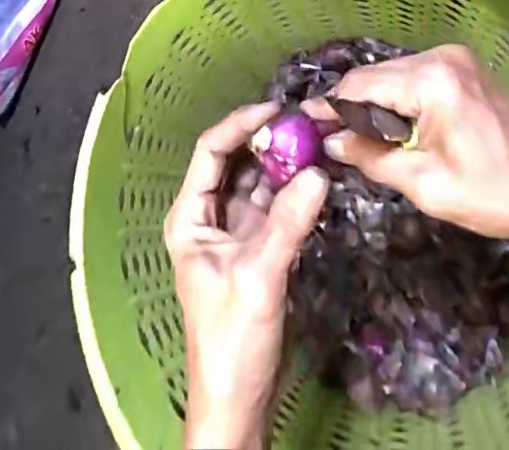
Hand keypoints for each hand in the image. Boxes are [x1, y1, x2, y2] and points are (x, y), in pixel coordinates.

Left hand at [165, 102, 328, 449]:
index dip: (239, 125)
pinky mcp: (256, 248)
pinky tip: (314, 178)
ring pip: (256, 183)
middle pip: (234, 163)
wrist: (238, 399)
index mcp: (190, 215)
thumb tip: (318, 174)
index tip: (275, 109)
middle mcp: (208, 215)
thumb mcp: (259, 276)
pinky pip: (273, 207)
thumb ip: (288, 223)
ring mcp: (234, 231)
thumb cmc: (231, 339)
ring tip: (313, 142)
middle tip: (302, 123)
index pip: (210, 152)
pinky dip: (292, 192)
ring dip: (281, 164)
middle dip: (265, 142)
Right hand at [316, 45, 508, 247]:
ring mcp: (455, 60)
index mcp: (431, 80)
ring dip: (371, 106)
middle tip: (324, 138)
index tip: (300, 123)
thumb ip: (373, 158)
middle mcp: (439, 57)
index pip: (359, 86)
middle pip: (373, 77)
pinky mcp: (465, 71)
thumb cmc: (506, 195)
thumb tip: (331, 142)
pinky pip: (414, 81)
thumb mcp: (430, 186)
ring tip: (352, 139)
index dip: (327, 107)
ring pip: (391, 78)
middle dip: (347, 107)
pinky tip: (388, 129)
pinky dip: (395, 103)